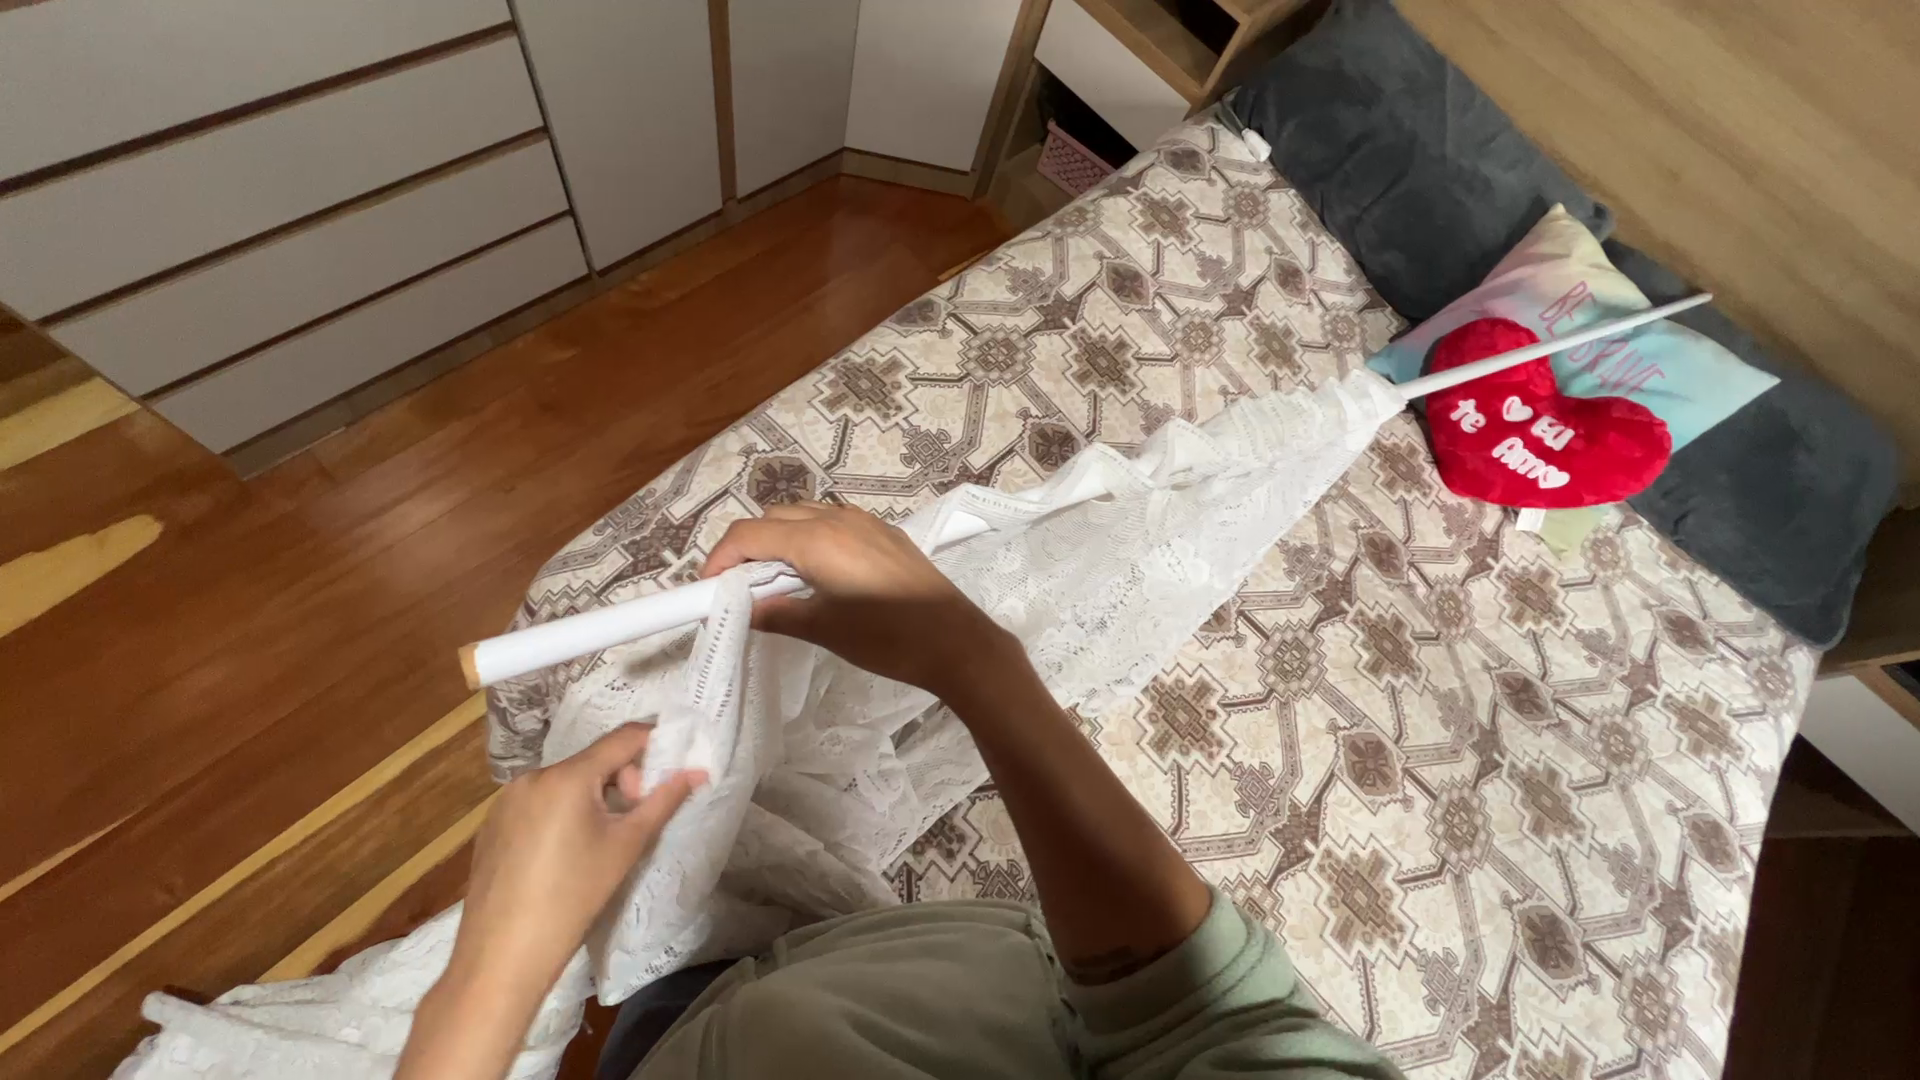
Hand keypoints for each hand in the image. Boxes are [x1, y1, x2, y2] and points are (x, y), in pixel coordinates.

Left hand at [447, 724, 703, 1002]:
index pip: (623, 738)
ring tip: (601, 840)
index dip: (655, 743)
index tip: (673, 767)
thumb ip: (665, 799)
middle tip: (635, 818)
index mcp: (567, 776)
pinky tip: (564, 854)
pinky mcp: (492, 825)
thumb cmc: (574, 896)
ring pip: (567, 781)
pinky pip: (540, 801)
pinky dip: (563, 812)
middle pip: (594, 760)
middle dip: (623, 779)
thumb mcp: (627, 845)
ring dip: (594, 796)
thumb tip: (699, 770)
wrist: (502, 957)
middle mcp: (532, 777)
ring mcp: (507, 801)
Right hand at [701, 502, 1016, 699]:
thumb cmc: (886, 639)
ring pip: (804, 517)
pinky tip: (817, 574)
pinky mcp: (885, 534)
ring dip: (780, 541)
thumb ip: (776, 613)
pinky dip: (810, 540)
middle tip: (739, 588)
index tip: (706, 589)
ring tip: (775, 582)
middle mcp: (838, 519)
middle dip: (747, 548)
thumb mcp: (823, 630)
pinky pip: (833, 523)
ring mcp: (866, 522)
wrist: (955, 641)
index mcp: (817, 540)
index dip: (720, 558)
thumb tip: (741, 610)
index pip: (749, 534)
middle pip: (773, 519)